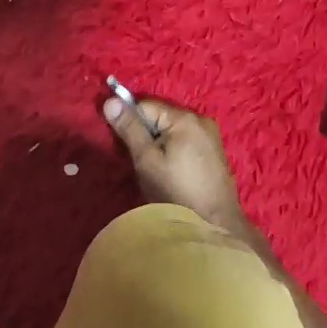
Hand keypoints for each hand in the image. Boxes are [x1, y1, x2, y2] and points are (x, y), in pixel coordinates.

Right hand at [103, 95, 248, 234]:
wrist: (216, 227)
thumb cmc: (176, 193)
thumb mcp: (146, 160)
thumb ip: (129, 128)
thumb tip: (110, 100)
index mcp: (184, 118)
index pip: (145, 106)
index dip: (129, 122)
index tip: (123, 145)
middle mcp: (201, 119)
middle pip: (160, 116)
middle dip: (145, 134)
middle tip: (140, 161)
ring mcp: (211, 136)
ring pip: (172, 130)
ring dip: (159, 143)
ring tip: (156, 170)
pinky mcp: (215, 153)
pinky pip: (186, 141)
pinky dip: (174, 151)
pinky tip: (172, 173)